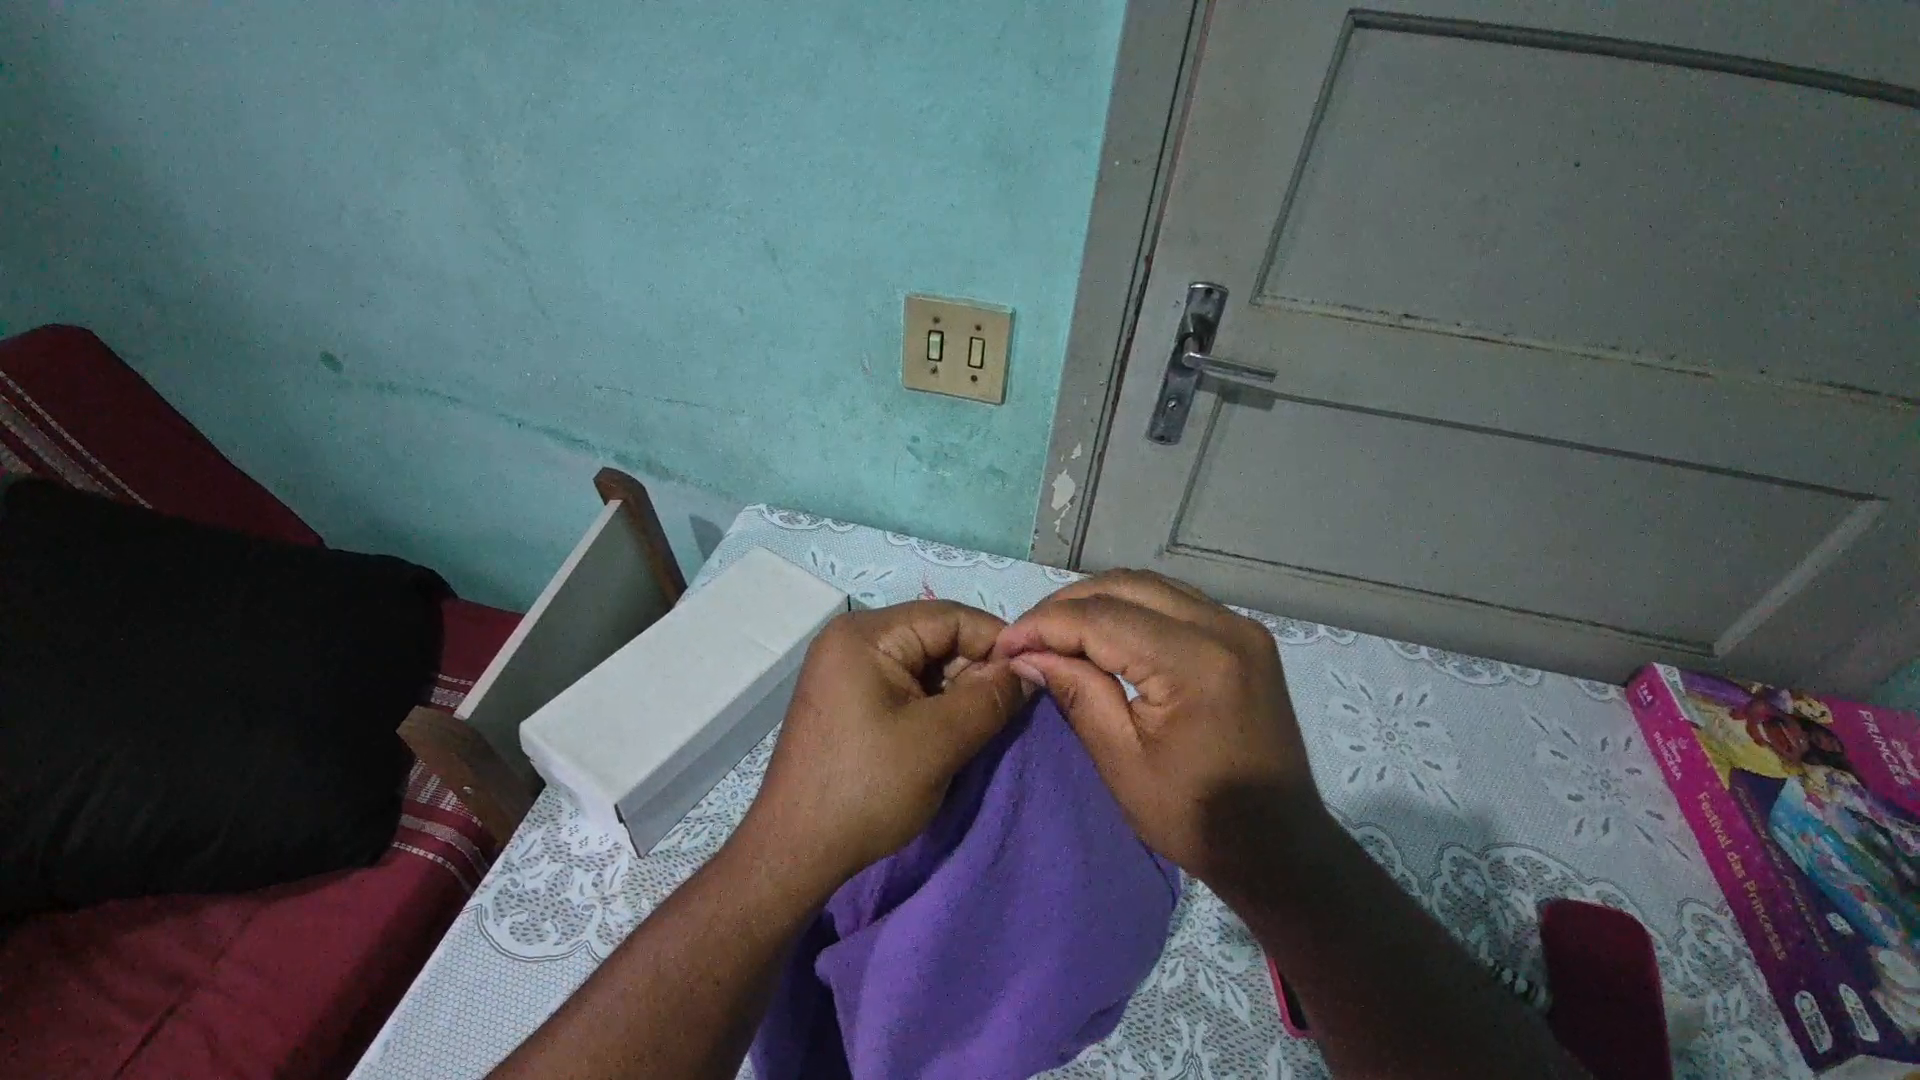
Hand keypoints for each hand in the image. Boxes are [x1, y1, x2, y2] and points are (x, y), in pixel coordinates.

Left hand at [738, 600, 1026, 896]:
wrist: (796, 851)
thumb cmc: (867, 788)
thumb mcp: (940, 741)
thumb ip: (991, 697)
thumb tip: (1030, 670)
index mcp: (866, 634)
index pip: (950, 616)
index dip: (997, 642)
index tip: (1034, 676)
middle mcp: (852, 640)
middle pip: (937, 636)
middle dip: (977, 669)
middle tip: (1009, 709)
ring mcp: (847, 669)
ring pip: (925, 663)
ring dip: (958, 690)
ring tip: (981, 726)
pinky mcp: (850, 699)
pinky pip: (906, 685)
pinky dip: (935, 705)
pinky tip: (951, 734)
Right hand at [993, 570, 1325, 893]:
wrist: (1279, 844)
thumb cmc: (1196, 817)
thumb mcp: (1123, 762)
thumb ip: (1077, 694)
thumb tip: (1026, 654)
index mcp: (1197, 663)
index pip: (1102, 618)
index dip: (1044, 626)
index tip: (1004, 646)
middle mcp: (1224, 627)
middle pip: (1125, 587)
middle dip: (1066, 606)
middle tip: (1025, 638)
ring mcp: (1239, 627)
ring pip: (1149, 586)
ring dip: (1096, 602)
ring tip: (1054, 633)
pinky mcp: (1243, 636)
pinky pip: (1174, 601)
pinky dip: (1130, 608)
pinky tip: (1101, 633)